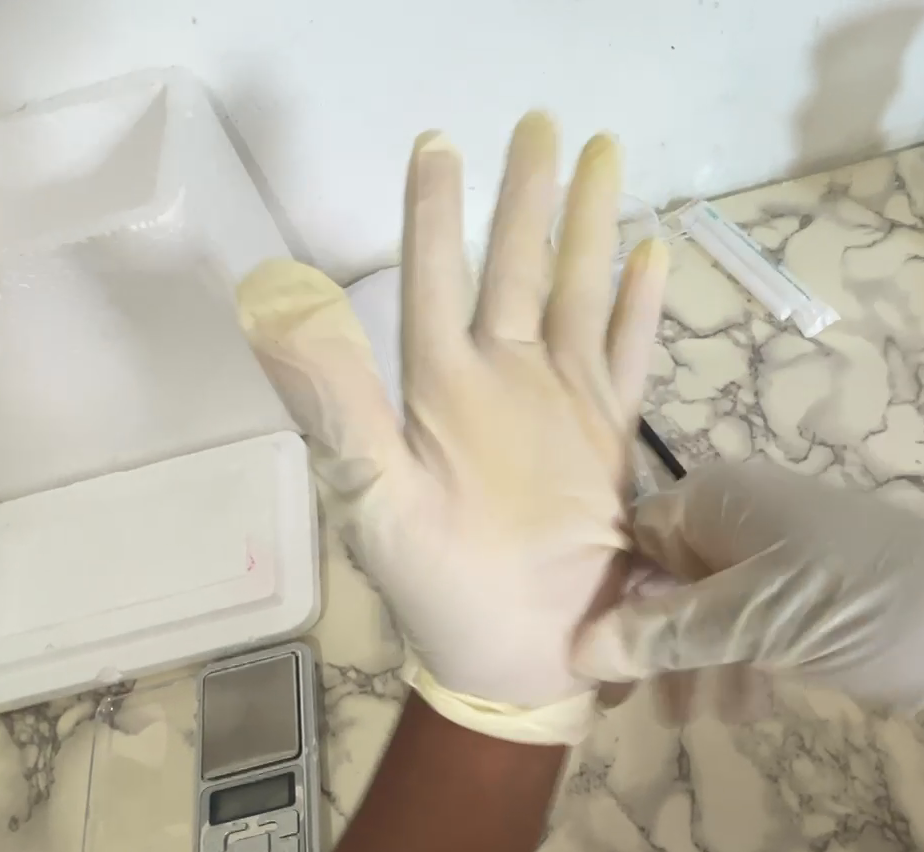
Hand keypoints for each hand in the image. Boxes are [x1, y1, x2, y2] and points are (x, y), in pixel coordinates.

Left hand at [237, 114, 667, 743]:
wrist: (522, 654)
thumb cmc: (443, 589)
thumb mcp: (376, 499)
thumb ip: (337, 404)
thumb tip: (273, 302)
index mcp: (439, 392)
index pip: (435, 283)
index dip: (436, 216)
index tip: (439, 145)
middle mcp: (500, 383)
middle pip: (515, 272)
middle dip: (528, 200)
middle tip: (544, 125)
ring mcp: (560, 406)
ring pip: (576, 298)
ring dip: (589, 232)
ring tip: (603, 161)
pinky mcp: (610, 438)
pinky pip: (628, 360)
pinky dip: (640, 314)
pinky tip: (651, 260)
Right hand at [576, 463, 923, 778]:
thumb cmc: (864, 603)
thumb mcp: (755, 621)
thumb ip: (663, 634)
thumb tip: (576, 651)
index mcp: (715, 500)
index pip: (631, 543)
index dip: (609, 604)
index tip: (596, 669)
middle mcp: (736, 517)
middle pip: (663, 580)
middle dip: (655, 645)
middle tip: (641, 707)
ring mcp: (771, 554)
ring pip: (702, 610)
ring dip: (696, 664)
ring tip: (706, 716)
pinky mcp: (801, 591)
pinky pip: (745, 624)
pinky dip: (738, 662)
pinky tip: (752, 703)